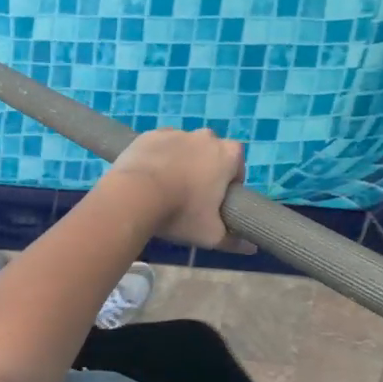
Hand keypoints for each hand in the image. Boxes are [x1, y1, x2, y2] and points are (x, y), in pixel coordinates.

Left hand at [98, 127, 251, 252]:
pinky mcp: (149, 135)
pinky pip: (157, 146)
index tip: (211, 203)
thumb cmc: (179, 213)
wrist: (132, 196)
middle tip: (185, 197)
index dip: (225, 187)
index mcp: (229, 154)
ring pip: (182, 149)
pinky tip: (145, 177)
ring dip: (177, 163)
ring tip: (161, 188)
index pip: (236, 169)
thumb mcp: (210, 234)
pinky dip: (155, 158)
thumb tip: (250, 248)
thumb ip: (233, 240)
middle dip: (202, 172)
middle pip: (209, 156)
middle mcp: (206, 136)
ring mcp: (176, 132)